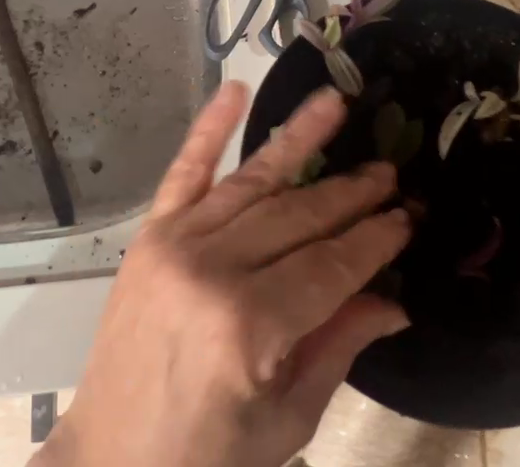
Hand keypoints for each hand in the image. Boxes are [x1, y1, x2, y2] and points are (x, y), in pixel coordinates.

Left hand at [35, 82, 411, 466]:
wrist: (111, 460)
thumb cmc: (207, 455)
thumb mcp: (287, 420)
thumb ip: (339, 347)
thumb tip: (395, 299)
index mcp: (250, 325)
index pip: (331, 265)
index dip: (375, 240)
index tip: (408, 217)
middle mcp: (213, 269)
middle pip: (298, 217)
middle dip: (351, 194)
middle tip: (390, 173)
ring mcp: (176, 244)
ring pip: (253, 182)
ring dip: (298, 139)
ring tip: (337, 103)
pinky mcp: (149, 236)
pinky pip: (184, 171)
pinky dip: (209, 128)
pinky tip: (234, 91)